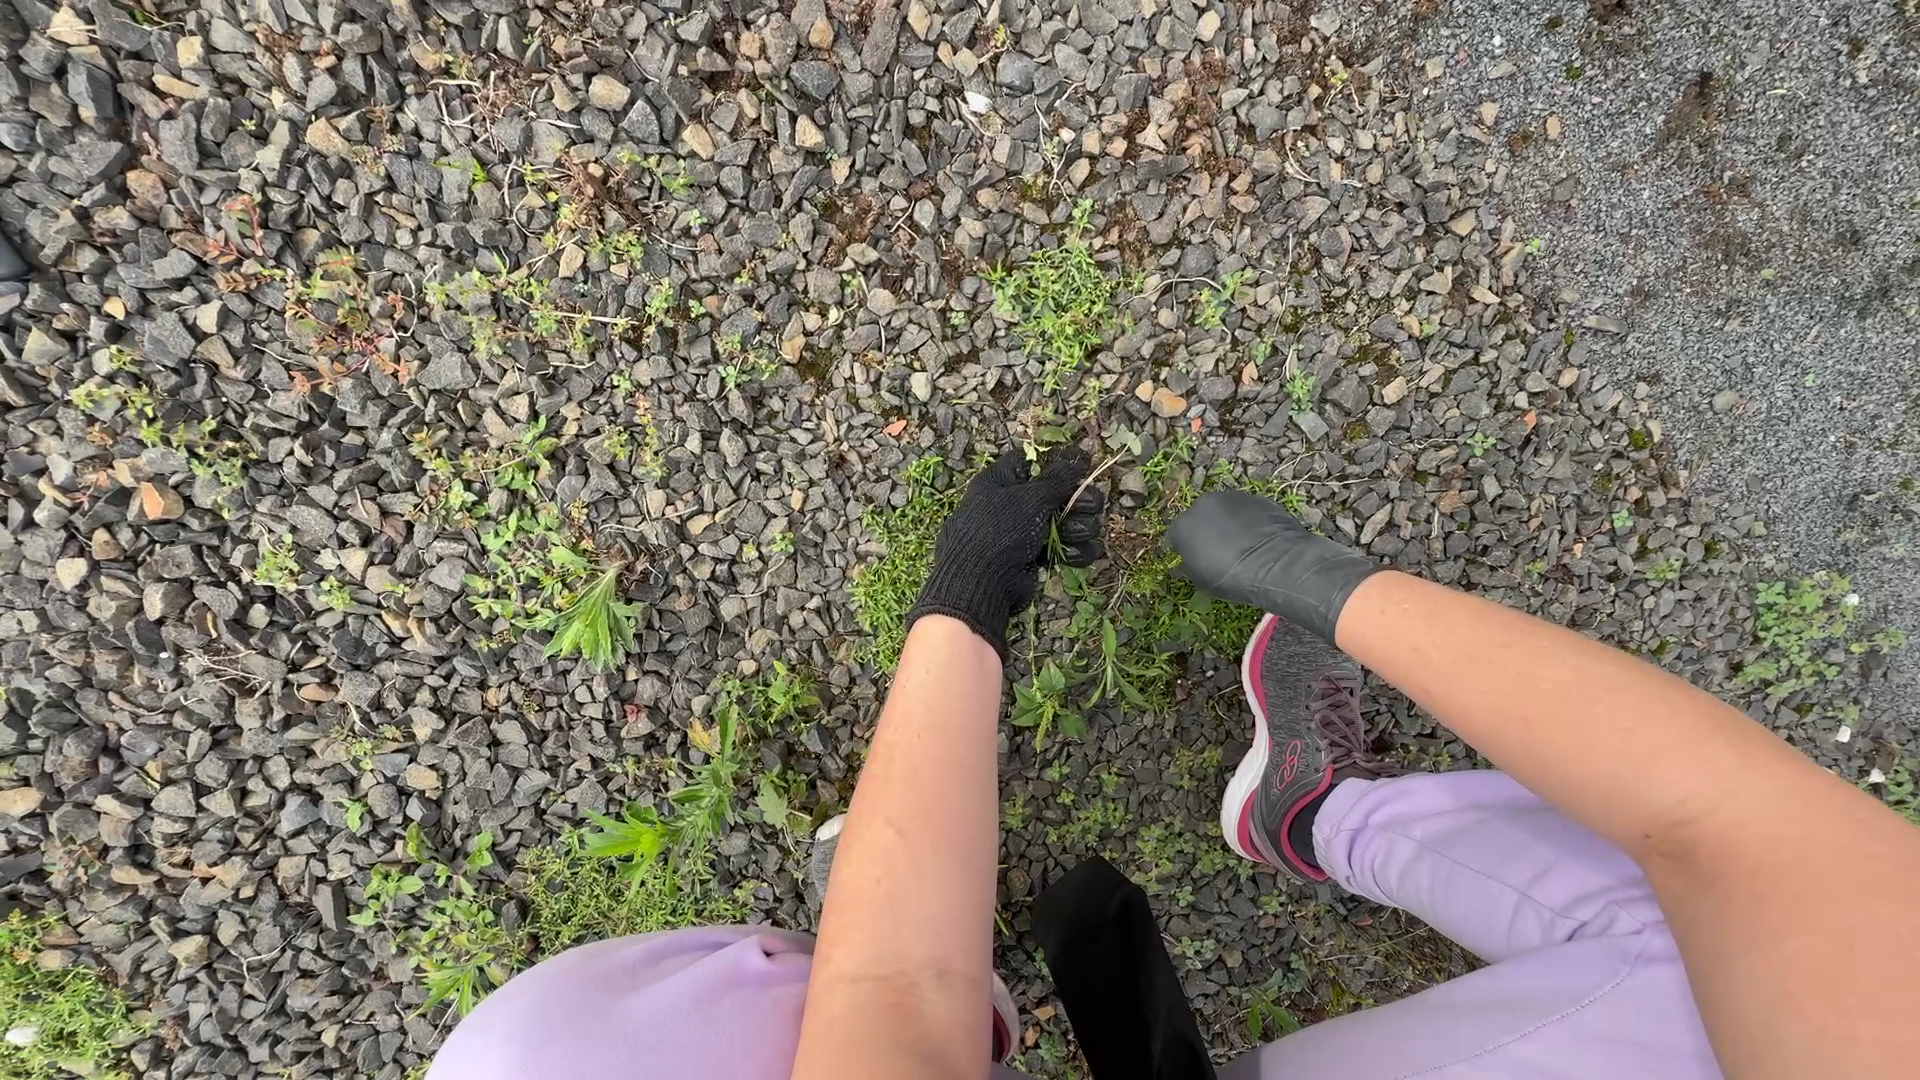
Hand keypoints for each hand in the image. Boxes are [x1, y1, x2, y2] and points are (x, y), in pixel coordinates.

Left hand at [907, 446, 1104, 660]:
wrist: (981, 583)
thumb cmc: (1000, 530)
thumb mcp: (1031, 497)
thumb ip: (1059, 478)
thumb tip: (1080, 455)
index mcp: (1002, 481)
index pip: (1032, 462)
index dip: (1059, 462)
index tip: (1083, 464)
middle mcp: (1013, 504)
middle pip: (1057, 493)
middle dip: (1078, 500)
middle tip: (1090, 505)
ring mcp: (1023, 532)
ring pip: (1065, 522)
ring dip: (1078, 527)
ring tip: (1076, 533)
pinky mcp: (1033, 557)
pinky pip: (1062, 548)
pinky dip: (1072, 551)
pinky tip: (1074, 554)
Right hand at [1166, 490, 1379, 642]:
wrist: (1277, 563)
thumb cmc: (1231, 577)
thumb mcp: (1202, 582)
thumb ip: (1188, 569)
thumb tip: (1180, 567)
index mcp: (1183, 526)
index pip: (1174, 537)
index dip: (1181, 549)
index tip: (1190, 560)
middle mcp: (1203, 505)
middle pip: (1198, 518)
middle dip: (1204, 531)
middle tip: (1216, 550)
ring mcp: (1231, 498)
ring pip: (1222, 511)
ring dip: (1226, 523)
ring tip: (1240, 543)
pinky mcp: (1257, 498)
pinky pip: (1246, 510)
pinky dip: (1248, 520)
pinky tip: (1258, 537)